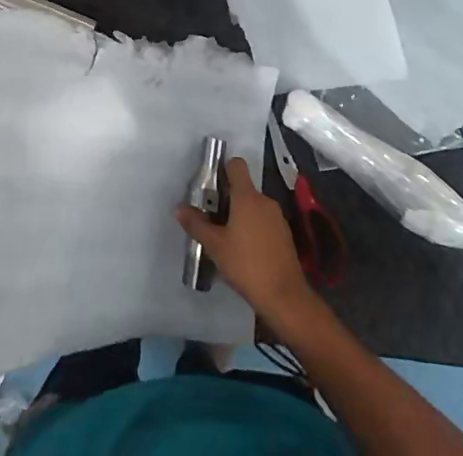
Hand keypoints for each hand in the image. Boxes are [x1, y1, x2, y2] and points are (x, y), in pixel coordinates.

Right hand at [176, 157, 312, 318]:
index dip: (222, 169)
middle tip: (210, 218)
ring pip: (253, 205)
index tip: (210, 187)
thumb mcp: (215, 246)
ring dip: (239, 214)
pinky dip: (252, 227)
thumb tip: (179, 209)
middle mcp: (264, 201)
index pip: (236, 166)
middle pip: (243, 188)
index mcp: (247, 197)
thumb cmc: (246, 264)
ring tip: (224, 236)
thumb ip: (196, 224)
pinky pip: (263, 220)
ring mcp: (277, 217)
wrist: (283, 295)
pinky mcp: (284, 233)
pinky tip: (243, 249)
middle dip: (226, 199)